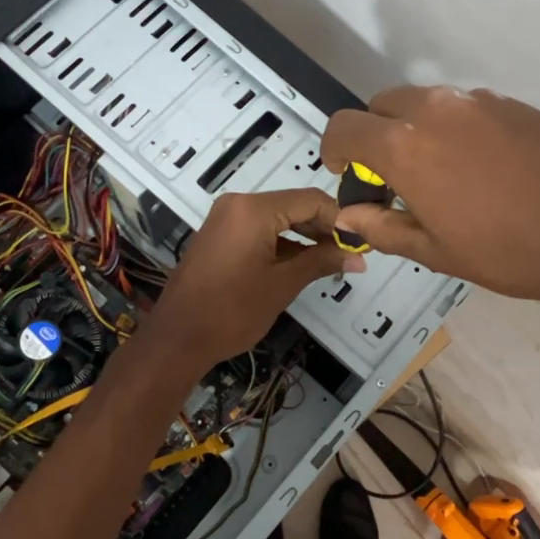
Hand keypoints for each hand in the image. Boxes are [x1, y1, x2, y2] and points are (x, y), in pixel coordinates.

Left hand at [140, 188, 363, 367]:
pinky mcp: (219, 236)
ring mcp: (225, 219)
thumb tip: (359, 257)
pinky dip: (282, 243)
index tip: (362, 242)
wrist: (177, 338)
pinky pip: (259, 230)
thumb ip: (321, 262)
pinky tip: (302, 264)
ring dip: (304, 237)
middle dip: (323, 228)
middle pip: (294, 206)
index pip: (311, 200)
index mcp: (254, 209)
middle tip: (352, 253)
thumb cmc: (232, 310)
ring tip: (332, 261)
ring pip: (277, 219)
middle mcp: (238, 204)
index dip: (340, 220)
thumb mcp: (282, 285)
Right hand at [320, 86, 539, 327]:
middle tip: (394, 180)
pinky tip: (488, 172)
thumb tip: (348, 215)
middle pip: (382, 106)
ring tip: (444, 178)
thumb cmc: (511, 253)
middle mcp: (437, 109)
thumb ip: (384, 227)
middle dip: (375, 136)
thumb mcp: (437, 251)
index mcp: (406, 146)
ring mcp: (481, 101)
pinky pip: (468, 109)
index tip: (348, 175)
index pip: (344, 128)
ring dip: (417, 131)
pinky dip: (458, 130)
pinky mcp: (517, 105)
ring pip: (427, 103)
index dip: (335, 151)